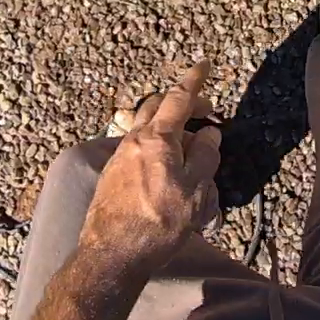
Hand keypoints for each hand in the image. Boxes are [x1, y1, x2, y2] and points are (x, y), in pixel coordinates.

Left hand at [77, 61, 222, 278]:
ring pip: (145, 125)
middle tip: (203, 109)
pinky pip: (137, 145)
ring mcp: (119, 156)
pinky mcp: (112, 174)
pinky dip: (155, 143)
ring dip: (168, 124)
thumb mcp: (195, 192)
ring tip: (187, 143)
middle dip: (181, 100)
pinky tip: (164, 165)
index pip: (178, 98)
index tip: (204, 65)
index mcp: (157, 138)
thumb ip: (204, 157)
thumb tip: (208, 132)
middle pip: (157, 106)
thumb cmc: (157, 223)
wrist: (111, 255)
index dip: (194, 80)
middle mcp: (134, 139)